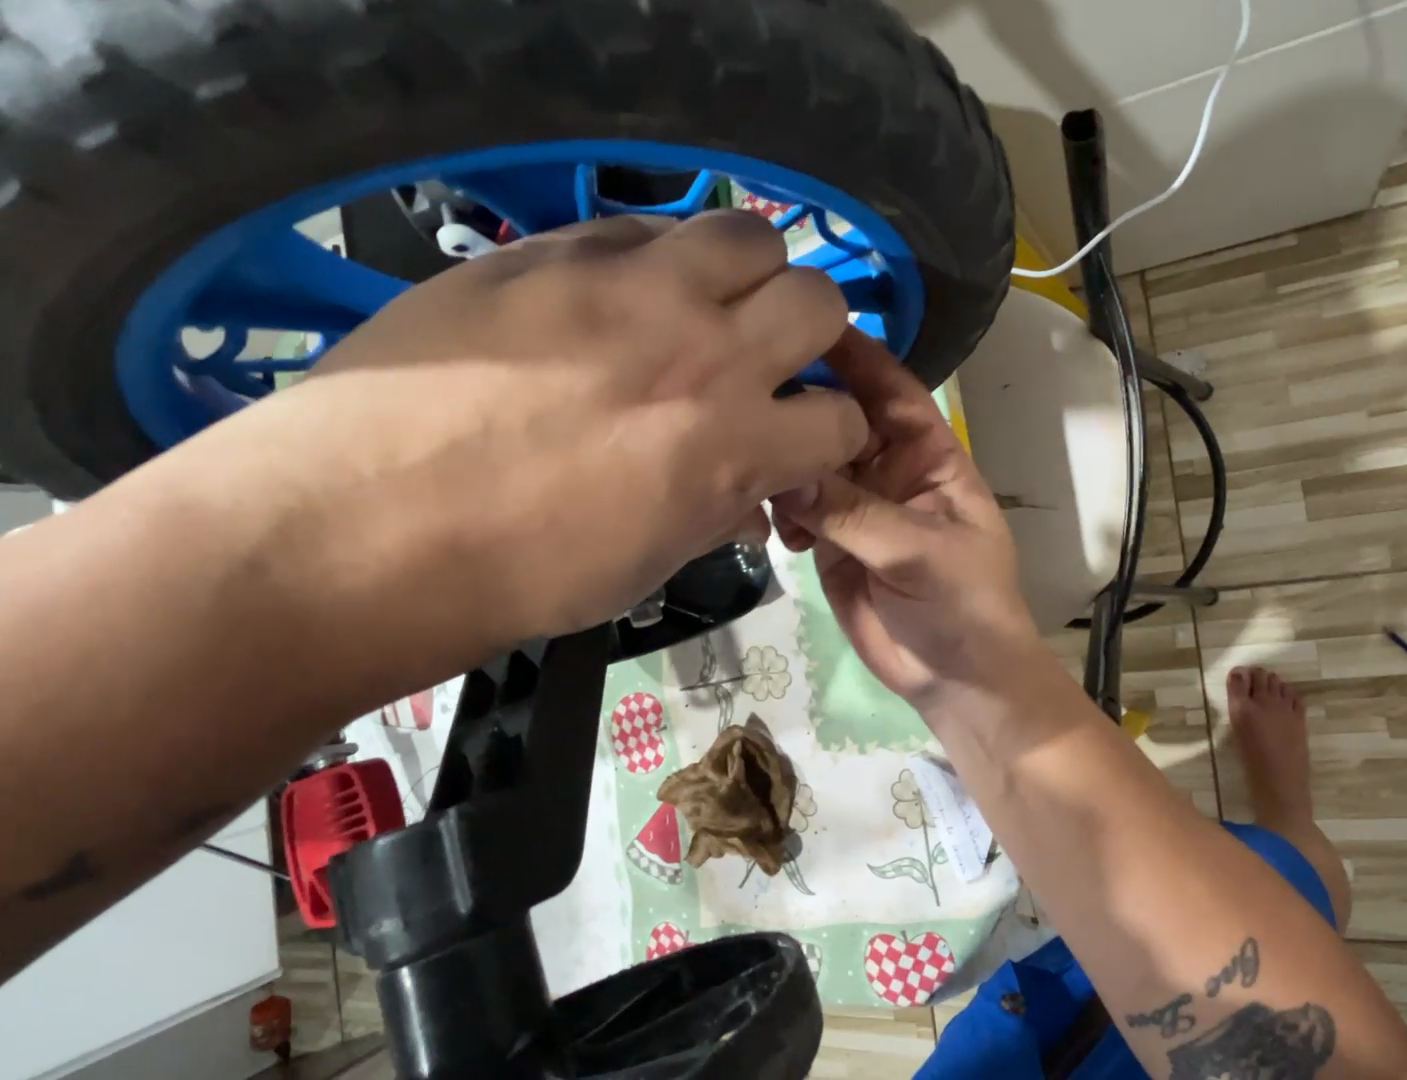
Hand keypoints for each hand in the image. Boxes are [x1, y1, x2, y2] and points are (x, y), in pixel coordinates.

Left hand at [153, 211, 867, 646]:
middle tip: (769, 358)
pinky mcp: (555, 251)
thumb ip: (725, 508)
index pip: (845, 416)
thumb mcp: (655, 560)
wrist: (361, 530)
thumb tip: (755, 488)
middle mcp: (705, 352)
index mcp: (735, 444)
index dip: (837, 431)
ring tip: (708, 306)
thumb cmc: (522, 574)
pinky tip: (623, 295)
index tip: (809, 438)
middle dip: (812, 335)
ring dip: (750, 274)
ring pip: (750, 234)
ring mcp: (631, 288)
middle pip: (821, 300)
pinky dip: (661, 259)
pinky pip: (646, 227)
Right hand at [770, 332, 1044, 706]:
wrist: (957, 679)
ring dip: (778, 457)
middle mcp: (888, 468)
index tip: (796, 317)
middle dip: (798, 402)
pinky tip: (758, 516)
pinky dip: (773, 504)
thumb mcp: (919, 550)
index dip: (851, 351)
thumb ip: (852, 510)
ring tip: (739, 460)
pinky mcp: (828, 540)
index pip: (889, 387)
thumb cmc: (964, 605)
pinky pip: (794, 506)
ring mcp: (855, 504)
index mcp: (929, 454)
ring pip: (808, 460)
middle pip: (837, 417)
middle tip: (737, 387)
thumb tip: (782, 468)